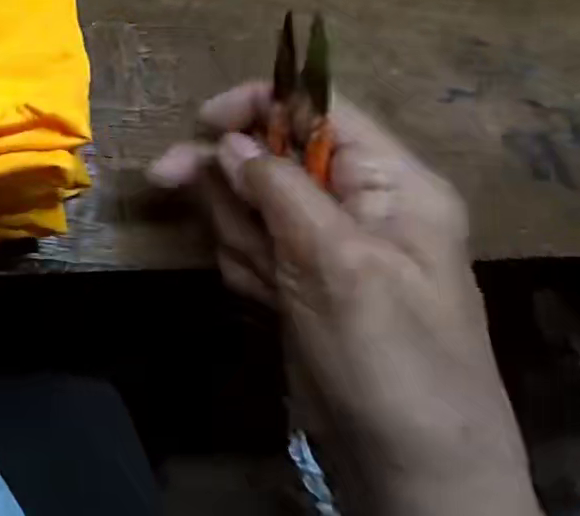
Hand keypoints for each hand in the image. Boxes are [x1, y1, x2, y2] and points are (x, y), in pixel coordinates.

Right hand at [150, 82, 538, 515]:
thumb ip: (282, 190)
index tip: (206, 119)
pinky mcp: (303, 274)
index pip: (321, 111)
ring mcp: (327, 240)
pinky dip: (245, 264)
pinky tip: (265, 298)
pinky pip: (252, 243)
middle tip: (164, 177)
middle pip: (274, 154)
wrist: (415, 474)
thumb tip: (231, 141)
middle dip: (228, 175)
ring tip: (263, 278)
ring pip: (254, 200)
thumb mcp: (339, 263)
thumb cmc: (392, 359)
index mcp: (391, 182)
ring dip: (239, 231)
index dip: (263, 104)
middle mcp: (359, 201)